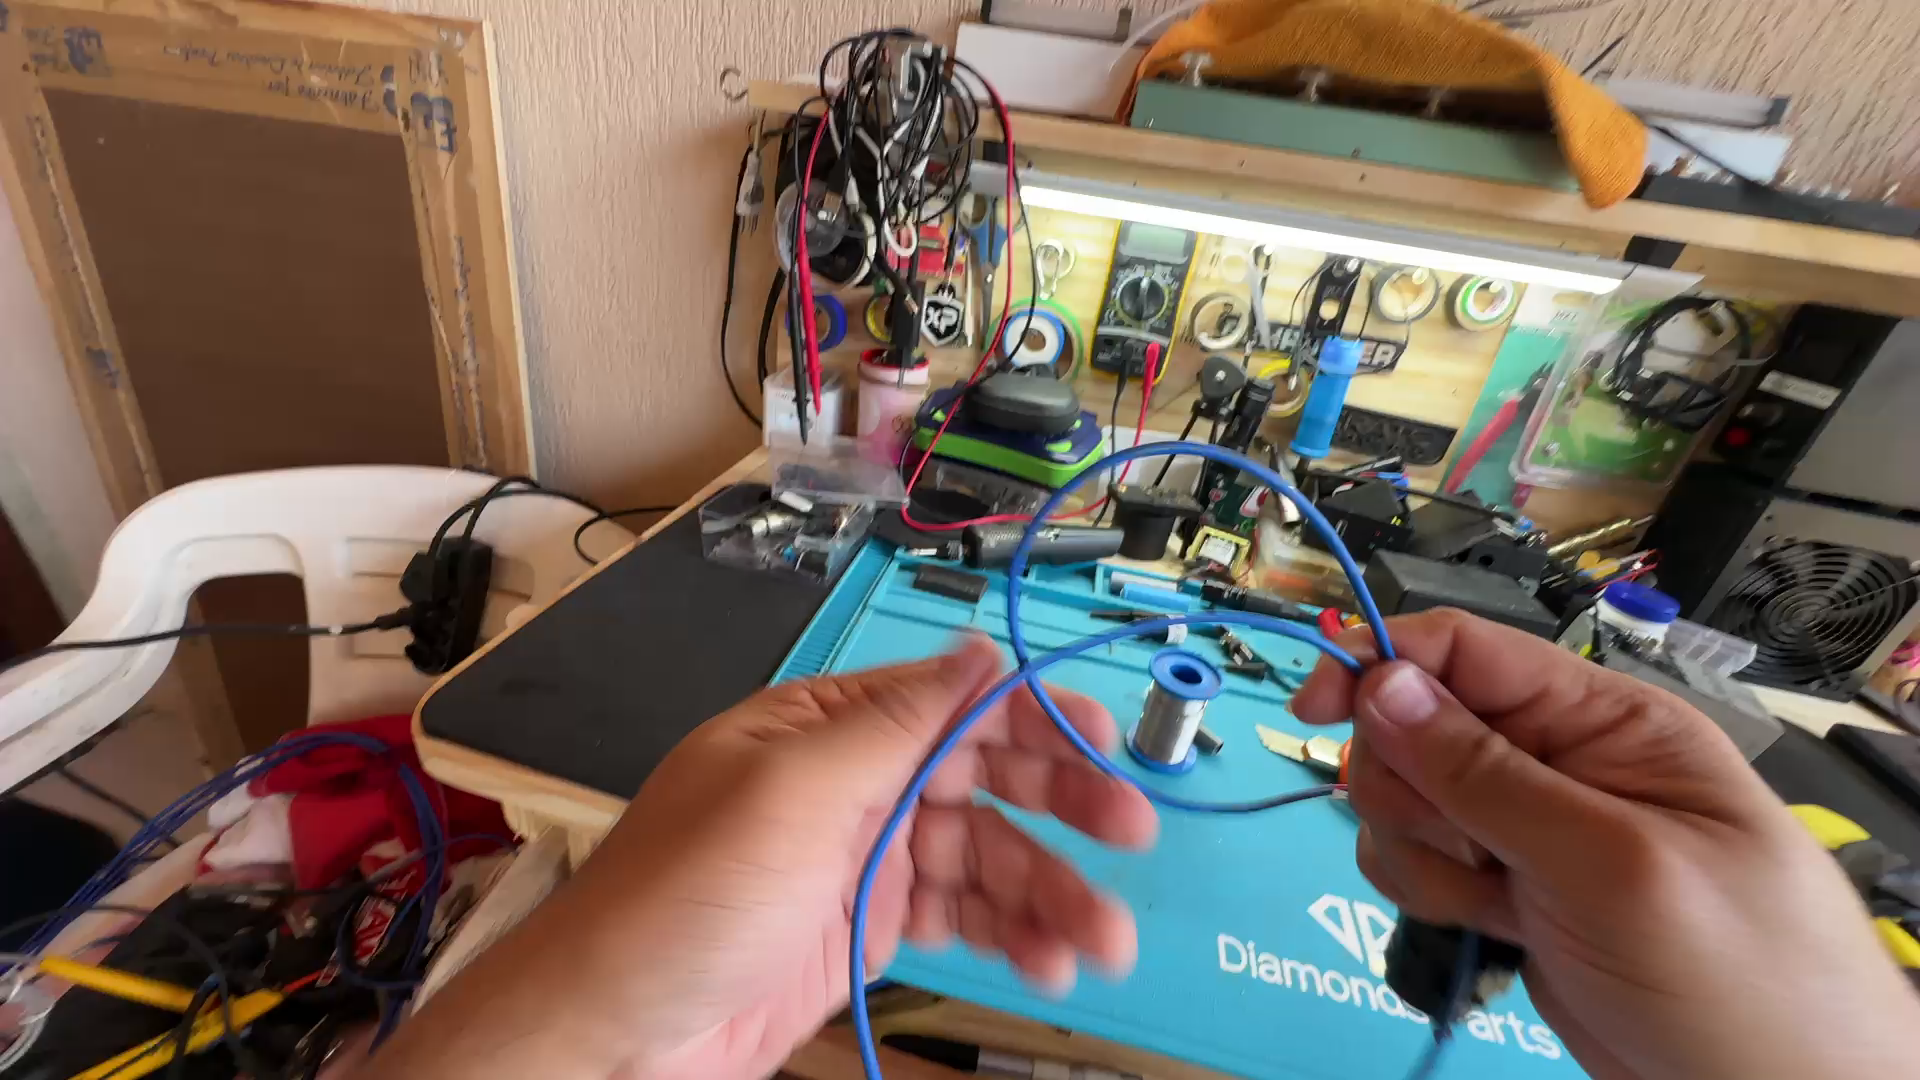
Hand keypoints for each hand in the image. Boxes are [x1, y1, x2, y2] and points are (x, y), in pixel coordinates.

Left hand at [359, 636, 1154, 1079]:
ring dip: (1048, 890)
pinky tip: (1048, 964)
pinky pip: (961, 917)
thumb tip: (978, 646)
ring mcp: (873, 853)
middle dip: (1060, 799)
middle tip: (1132, 829)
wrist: (614, 1042)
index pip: (952, 700)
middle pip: (982, 773)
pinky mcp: (879, 922)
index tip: (1100, 738)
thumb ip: (894, 722)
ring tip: (1104, 940)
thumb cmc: (691, 894)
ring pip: (983, 855)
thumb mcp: (791, 793)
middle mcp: (861, 777)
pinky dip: (1009, 936)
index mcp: (835, 726)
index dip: (1030, 713)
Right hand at [1293, 610, 1918, 1079]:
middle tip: (1460, 844)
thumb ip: (1484, 772)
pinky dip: (1421, 885)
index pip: (1456, 648)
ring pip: (1394, 790)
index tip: (1312, 708)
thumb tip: (1378, 682)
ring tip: (1491, 897)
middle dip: (1407, 786)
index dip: (1374, 661)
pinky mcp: (1484, 871)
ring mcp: (1509, 815)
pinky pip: (1401, 848)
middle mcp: (1542, 752)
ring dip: (1417, 847)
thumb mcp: (1609, 866)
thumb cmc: (1736, 979)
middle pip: (1406, 721)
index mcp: (1592, 717)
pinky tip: (1485, 921)